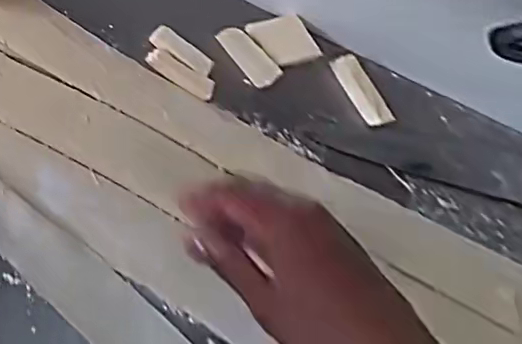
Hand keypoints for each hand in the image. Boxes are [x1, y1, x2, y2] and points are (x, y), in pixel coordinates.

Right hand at [183, 181, 435, 343]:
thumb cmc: (327, 332)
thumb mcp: (265, 302)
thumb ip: (227, 262)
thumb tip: (195, 235)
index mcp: (280, 218)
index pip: (229, 193)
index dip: (201, 198)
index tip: (182, 205)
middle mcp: (302, 209)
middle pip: (250, 191)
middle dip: (222, 202)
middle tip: (199, 219)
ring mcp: (323, 220)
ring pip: (271, 201)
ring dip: (245, 212)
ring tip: (226, 235)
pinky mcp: (338, 235)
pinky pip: (292, 213)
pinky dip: (270, 220)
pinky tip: (262, 245)